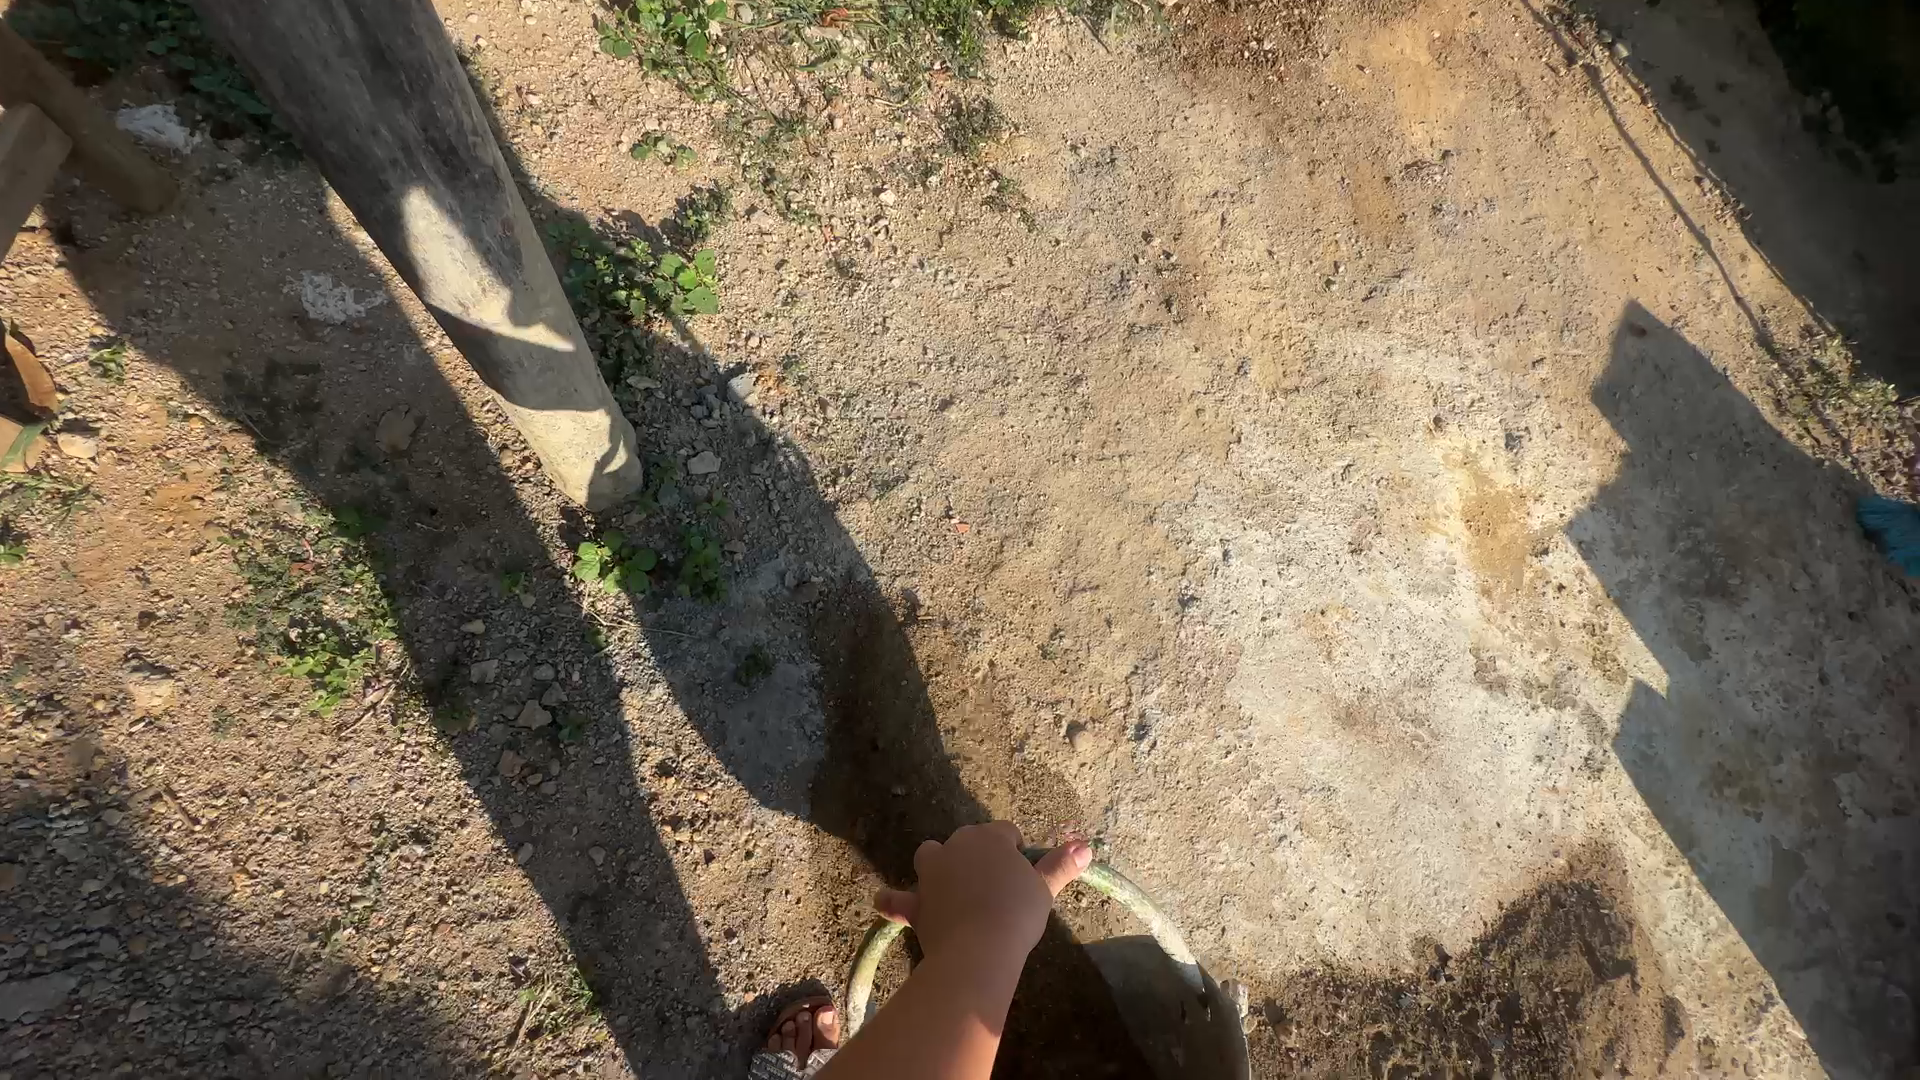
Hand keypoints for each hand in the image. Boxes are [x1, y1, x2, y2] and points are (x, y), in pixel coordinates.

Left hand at [873, 822, 1091, 969]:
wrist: (981, 947)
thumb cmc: (1017, 913)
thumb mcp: (1044, 889)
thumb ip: (1062, 865)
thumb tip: (1087, 846)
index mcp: (990, 837)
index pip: (1005, 833)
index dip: (1014, 852)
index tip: (1021, 876)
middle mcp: (957, 844)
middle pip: (968, 841)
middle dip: (979, 857)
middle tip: (995, 888)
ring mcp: (932, 871)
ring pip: (930, 855)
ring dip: (937, 865)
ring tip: (949, 884)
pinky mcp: (917, 900)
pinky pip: (898, 897)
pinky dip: (892, 900)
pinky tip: (884, 900)